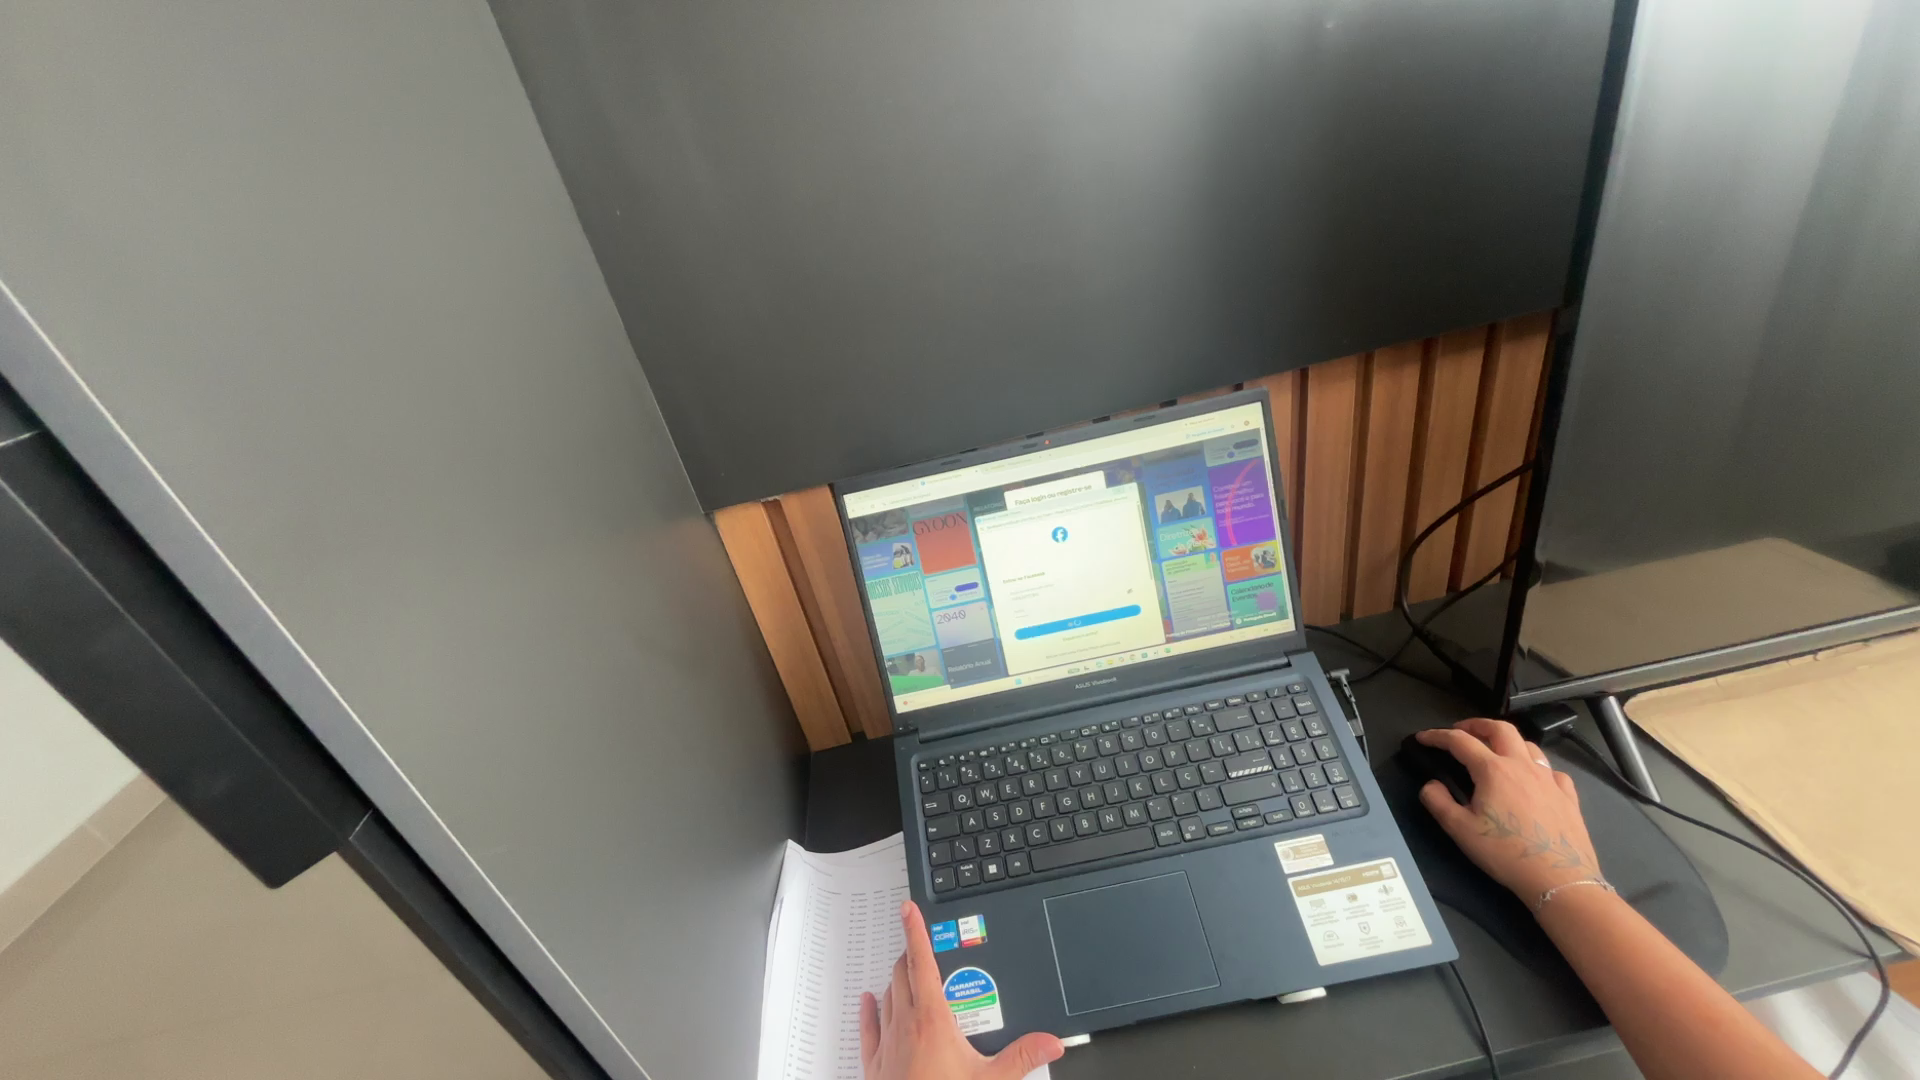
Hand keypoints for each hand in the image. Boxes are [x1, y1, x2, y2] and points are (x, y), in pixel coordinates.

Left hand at [861, 901, 1064, 1079]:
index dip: (915, 931)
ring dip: (896, 980)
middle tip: (925, 947)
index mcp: (932, 1020)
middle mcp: (905, 1025)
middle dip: (911, 955)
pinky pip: (868, 1029)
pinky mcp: (874, 1067)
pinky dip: (869, 1010)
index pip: (921, 962)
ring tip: (908, 973)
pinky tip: (868, 1001)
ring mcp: (887, 1045)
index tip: (908, 908)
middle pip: (902, 973)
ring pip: (888, 996)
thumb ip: (1022, 1057)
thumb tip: (1051, 1042)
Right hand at [1415, 718, 1602, 903]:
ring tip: (1494, 751)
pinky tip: (1532, 779)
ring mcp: (1550, 781)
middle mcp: (1523, 767)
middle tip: (1460, 731)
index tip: (1423, 738)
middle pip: (1500, 728)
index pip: (1459, 741)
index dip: (1437, 736)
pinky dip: (1535, 767)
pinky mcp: (1569, 798)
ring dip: (1506, 741)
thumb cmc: (1506, 853)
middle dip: (1476, 724)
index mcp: (1494, 770)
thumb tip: (1432, 784)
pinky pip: (1551, 770)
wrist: (1561, 881)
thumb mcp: (1458, 829)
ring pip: (1528, 745)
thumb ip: (1437, 800)